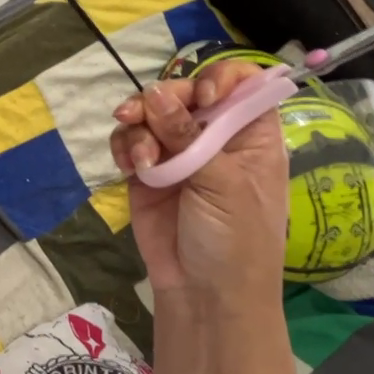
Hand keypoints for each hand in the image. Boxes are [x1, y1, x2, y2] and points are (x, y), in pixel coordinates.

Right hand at [109, 60, 289, 300]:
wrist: (203, 292)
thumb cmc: (235, 241)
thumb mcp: (220, 186)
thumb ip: (186, 138)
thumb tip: (153, 93)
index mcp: (250, 138)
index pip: (240, 86)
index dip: (219, 82)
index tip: (201, 99)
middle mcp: (213, 139)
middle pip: (184, 94)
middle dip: (158, 100)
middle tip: (136, 114)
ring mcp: (177, 154)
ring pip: (149, 115)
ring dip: (136, 130)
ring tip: (138, 161)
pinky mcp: (146, 171)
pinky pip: (128, 141)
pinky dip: (123, 147)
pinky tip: (129, 168)